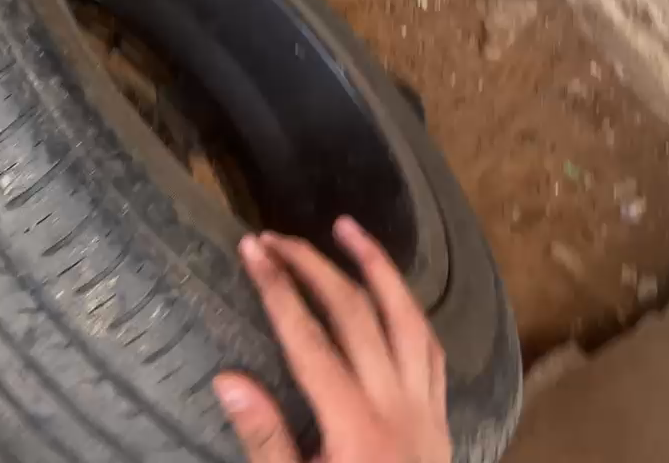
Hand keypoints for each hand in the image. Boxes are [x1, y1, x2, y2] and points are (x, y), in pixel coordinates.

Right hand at [214, 217, 451, 462]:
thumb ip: (265, 441)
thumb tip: (226, 377)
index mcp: (357, 429)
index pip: (308, 338)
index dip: (277, 287)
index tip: (250, 246)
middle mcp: (399, 409)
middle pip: (356, 314)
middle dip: (313, 267)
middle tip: (275, 238)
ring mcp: (428, 413)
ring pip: (407, 319)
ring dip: (377, 268)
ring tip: (347, 228)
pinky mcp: (442, 422)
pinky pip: (430, 350)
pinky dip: (407, 308)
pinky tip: (389, 291)